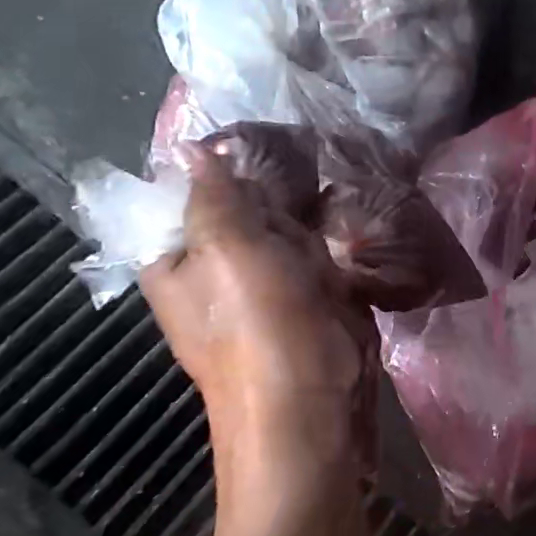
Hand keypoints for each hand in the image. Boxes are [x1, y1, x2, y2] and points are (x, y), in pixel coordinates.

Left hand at [142, 144, 363, 476]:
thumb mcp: (229, 250)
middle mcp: (221, 268)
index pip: (190, 192)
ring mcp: (272, 284)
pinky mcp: (316, 297)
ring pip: (289, 228)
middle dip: (277, 182)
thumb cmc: (262, 326)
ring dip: (312, 207)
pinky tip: (356, 211)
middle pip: (244, 207)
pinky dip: (337, 234)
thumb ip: (214, 197)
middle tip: (312, 145)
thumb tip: (193, 147)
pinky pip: (322, 252)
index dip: (224, 161)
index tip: (266, 131)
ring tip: (340, 167)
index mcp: (179, 258)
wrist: (314, 403)